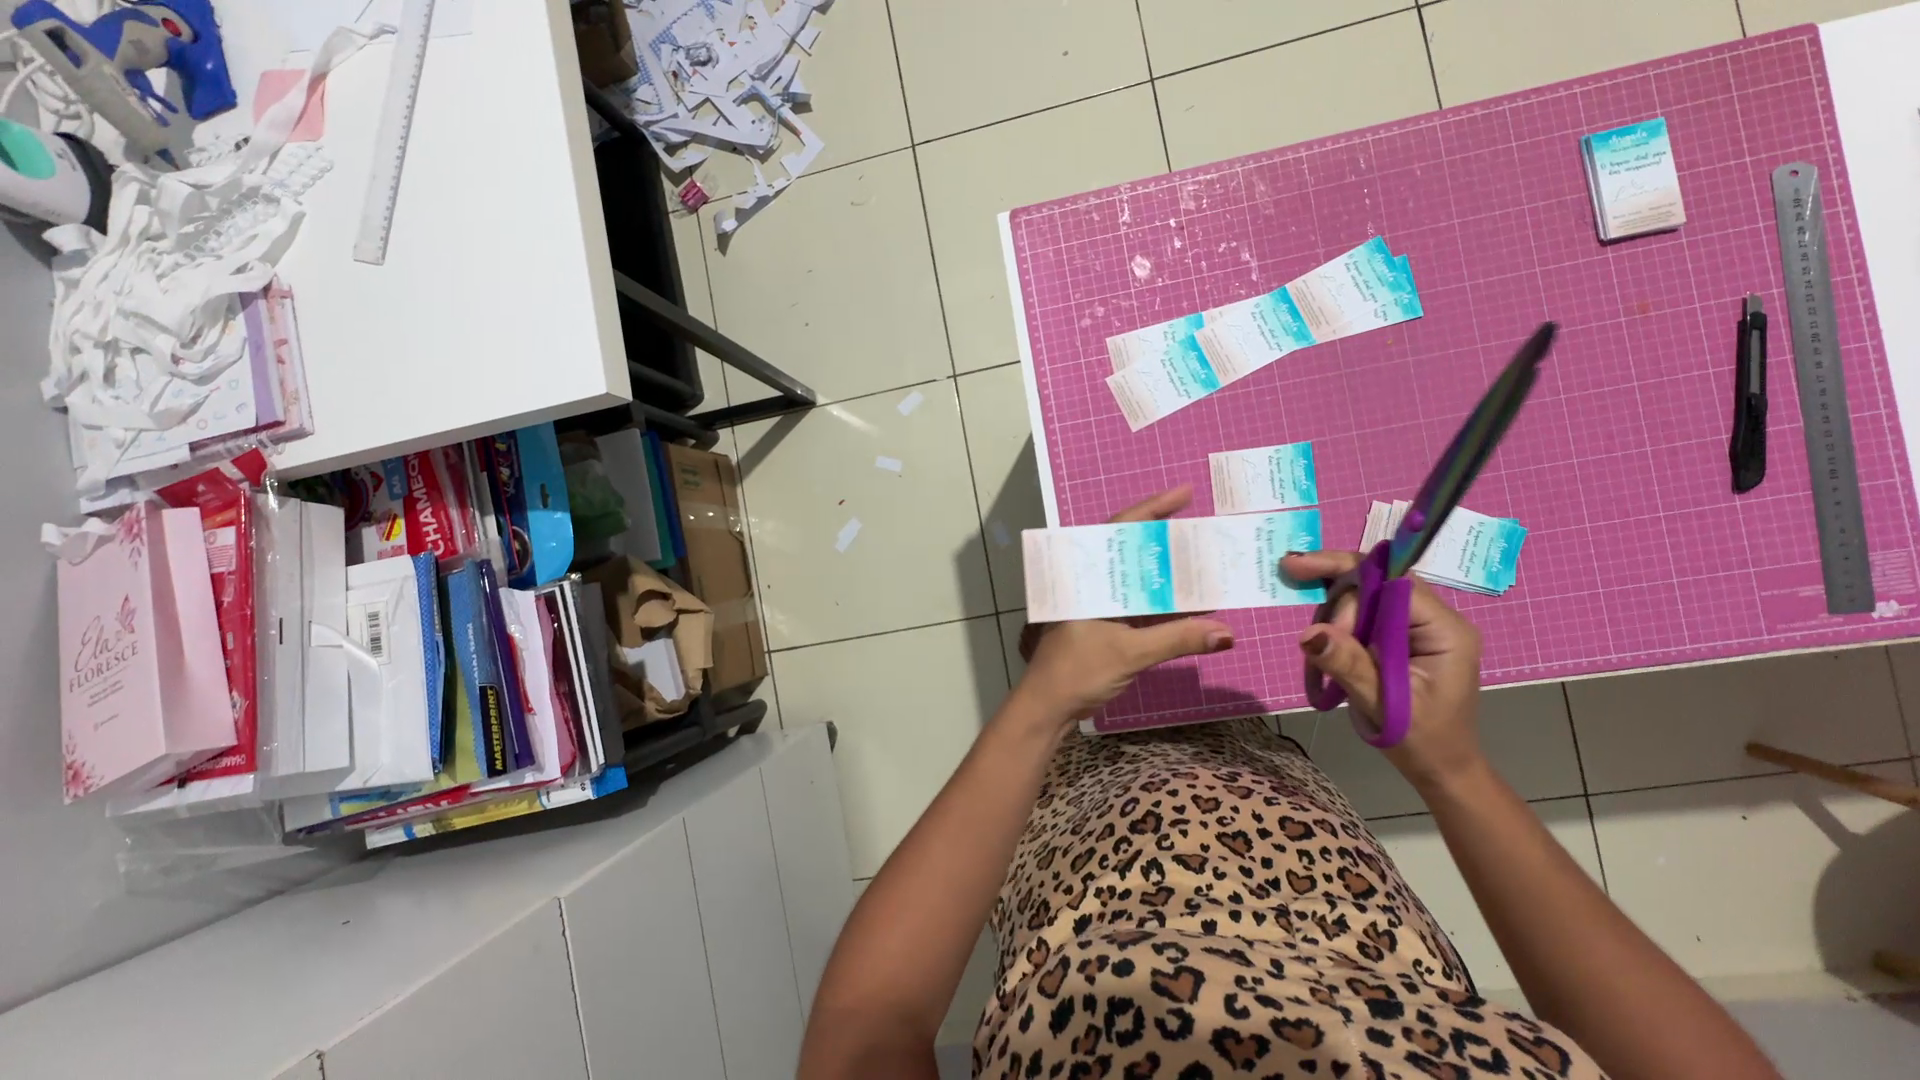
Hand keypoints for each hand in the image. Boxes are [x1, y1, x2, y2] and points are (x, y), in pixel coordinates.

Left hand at [1013, 487, 1234, 724]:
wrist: (1047, 707)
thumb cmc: (1077, 671)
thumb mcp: (1130, 652)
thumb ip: (1178, 639)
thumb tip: (1226, 633)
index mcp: (1087, 575)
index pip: (1120, 528)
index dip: (1153, 508)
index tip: (1184, 493)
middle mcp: (1092, 582)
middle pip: (1133, 550)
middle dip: (1167, 539)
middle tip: (1204, 530)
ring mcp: (1097, 603)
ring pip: (1138, 578)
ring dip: (1169, 573)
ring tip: (1206, 561)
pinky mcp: (1104, 625)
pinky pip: (1139, 604)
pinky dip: (1163, 602)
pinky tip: (1193, 602)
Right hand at [1281, 551, 1486, 791]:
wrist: (1442, 769)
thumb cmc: (1421, 741)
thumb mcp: (1382, 704)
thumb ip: (1349, 665)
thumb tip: (1310, 633)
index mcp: (1444, 630)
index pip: (1391, 580)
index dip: (1345, 573)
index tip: (1298, 567)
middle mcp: (1435, 620)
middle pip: (1375, 584)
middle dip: (1335, 605)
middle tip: (1311, 645)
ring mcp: (1420, 628)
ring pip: (1365, 598)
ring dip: (1333, 620)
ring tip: (1317, 660)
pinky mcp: (1404, 637)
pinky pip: (1366, 616)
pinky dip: (1339, 628)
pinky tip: (1324, 648)